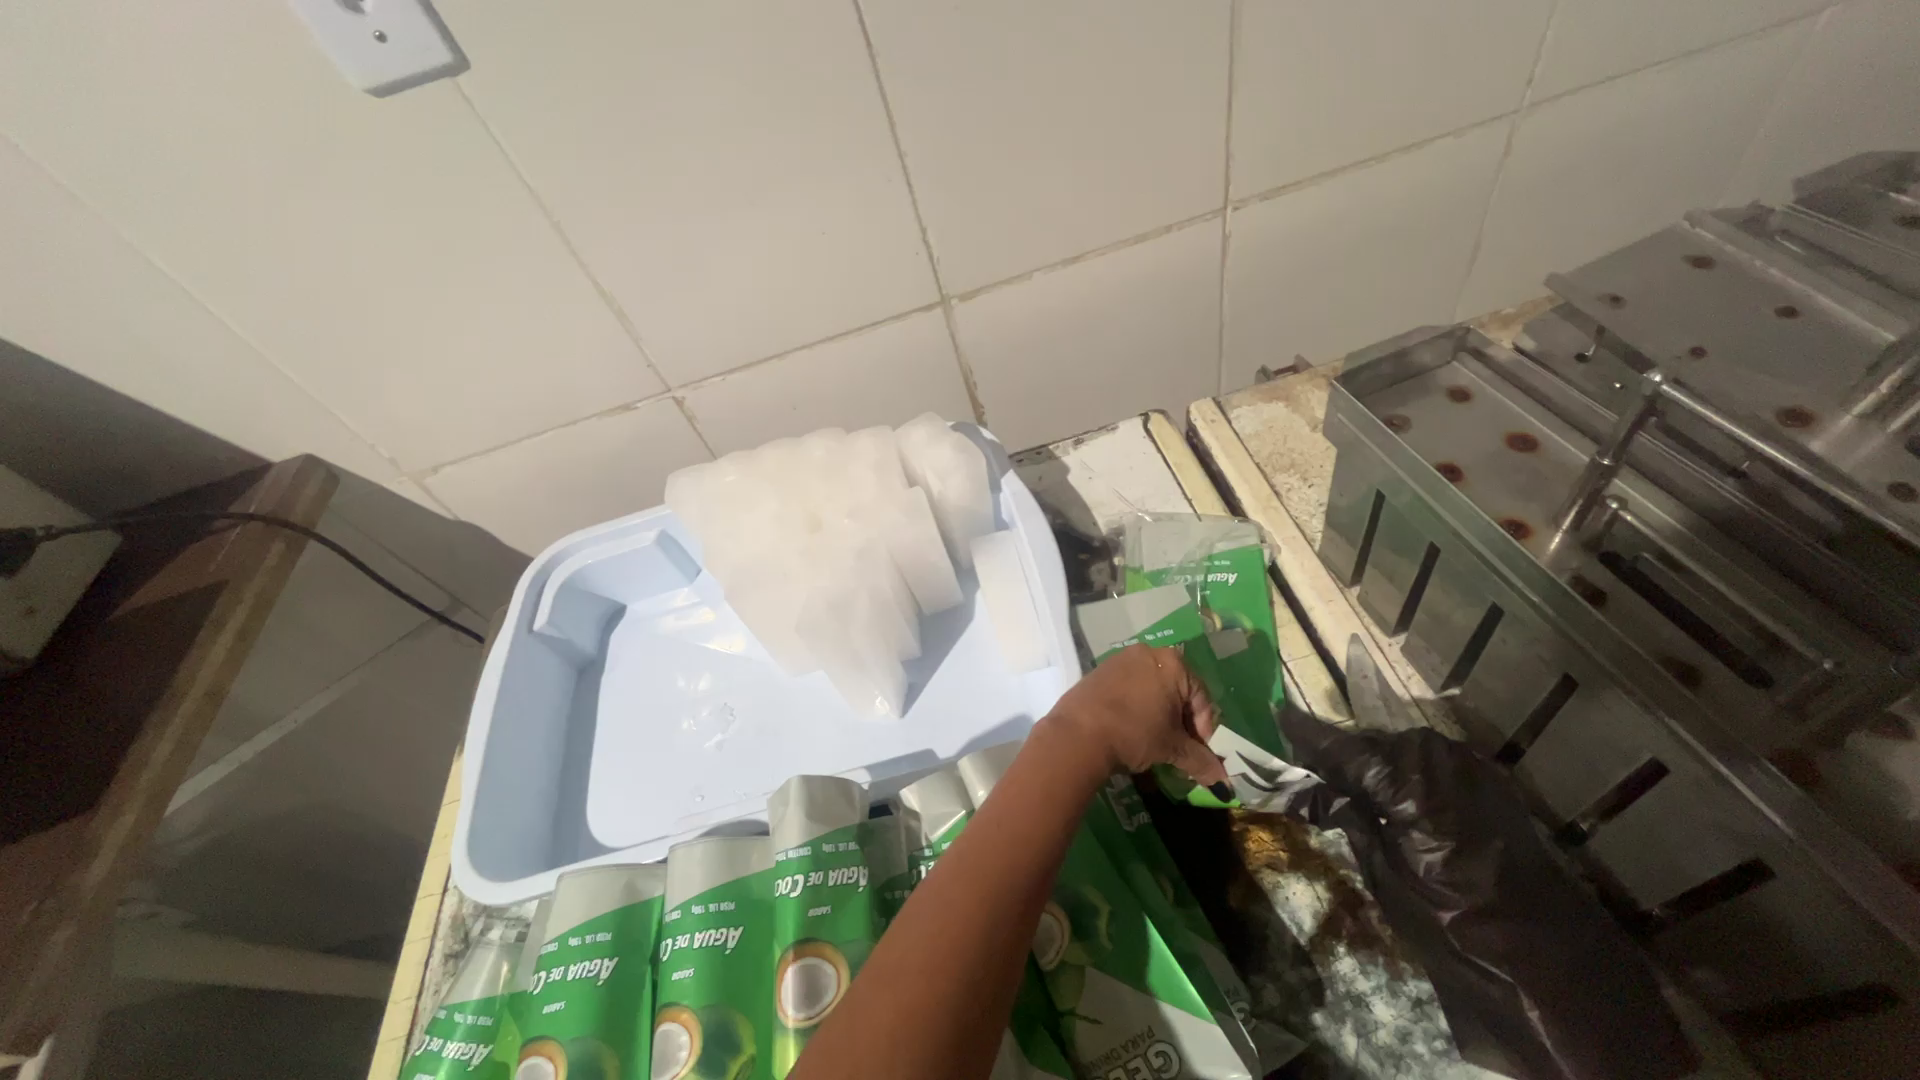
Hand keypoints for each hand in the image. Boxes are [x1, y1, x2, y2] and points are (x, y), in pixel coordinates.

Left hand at [1043, 644, 1226, 786]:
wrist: (1077, 735)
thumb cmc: (1134, 733)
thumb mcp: (1171, 748)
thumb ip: (1200, 760)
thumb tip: (1221, 778)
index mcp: (1173, 663)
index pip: (1201, 699)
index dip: (1204, 730)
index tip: (1198, 753)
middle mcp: (1147, 653)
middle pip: (1176, 691)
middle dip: (1181, 722)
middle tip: (1178, 748)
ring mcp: (1120, 660)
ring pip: (1151, 689)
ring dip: (1158, 715)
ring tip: (1154, 742)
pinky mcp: (1099, 671)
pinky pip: (1128, 688)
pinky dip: (1136, 707)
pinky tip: (1130, 730)